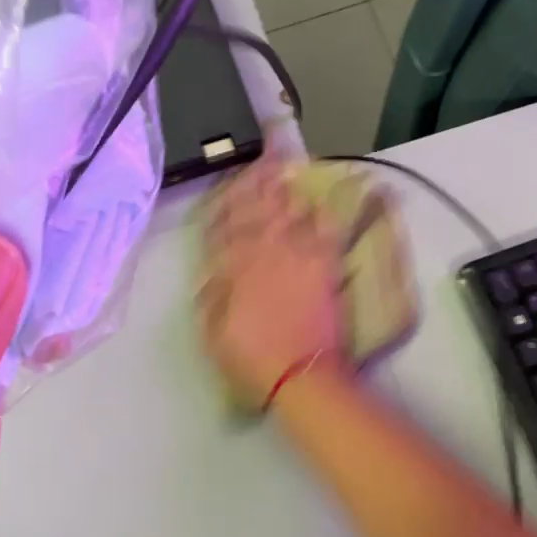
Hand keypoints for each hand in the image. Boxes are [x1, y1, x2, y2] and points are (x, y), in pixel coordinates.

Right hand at [198, 158, 348, 406]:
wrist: (301, 377)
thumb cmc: (251, 359)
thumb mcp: (212, 331)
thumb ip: (211, 295)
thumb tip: (212, 271)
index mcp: (234, 268)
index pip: (226, 227)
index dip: (224, 205)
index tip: (224, 188)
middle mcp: (266, 254)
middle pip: (259, 210)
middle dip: (257, 184)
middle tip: (261, 159)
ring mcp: (299, 258)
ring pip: (290, 213)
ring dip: (285, 189)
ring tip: (285, 166)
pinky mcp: (325, 269)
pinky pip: (324, 233)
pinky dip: (321, 214)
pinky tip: (319, 201)